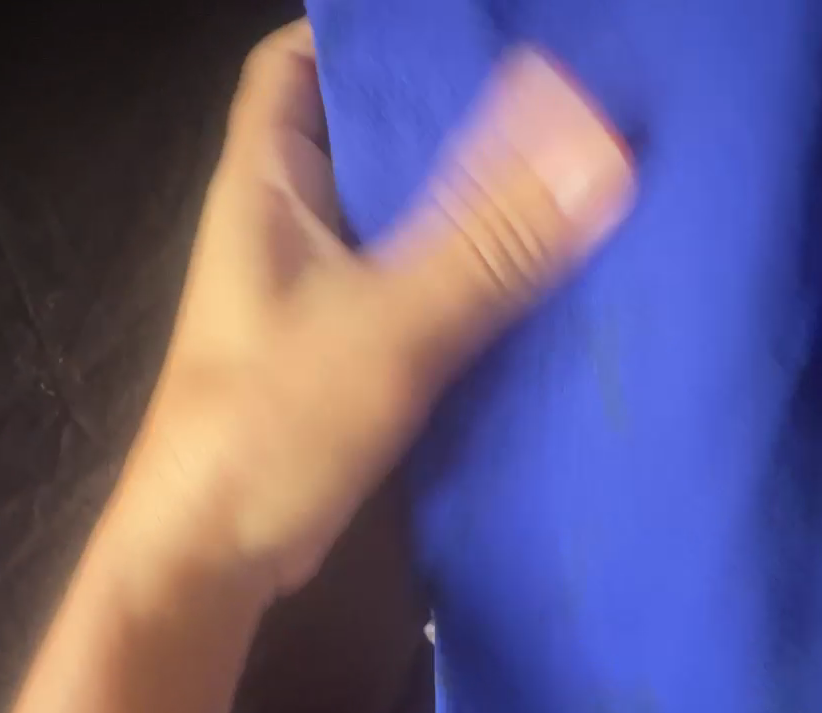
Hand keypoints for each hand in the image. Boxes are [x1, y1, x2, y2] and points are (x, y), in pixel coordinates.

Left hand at [113, 20, 633, 600]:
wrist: (217, 552)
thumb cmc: (270, 426)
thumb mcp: (385, 328)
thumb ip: (489, 245)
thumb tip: (603, 150)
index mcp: (265, 189)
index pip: (299, 67)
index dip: (368, 36)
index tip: (464, 36)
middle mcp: (289, 231)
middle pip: (367, 143)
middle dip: (449, 121)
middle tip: (555, 106)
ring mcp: (319, 298)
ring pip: (399, 225)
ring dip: (468, 210)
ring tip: (567, 179)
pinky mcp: (347, 357)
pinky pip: (414, 294)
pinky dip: (465, 283)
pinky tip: (534, 278)